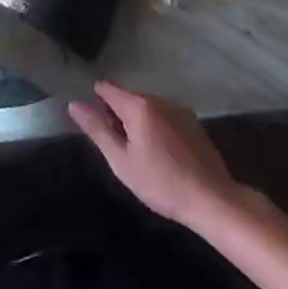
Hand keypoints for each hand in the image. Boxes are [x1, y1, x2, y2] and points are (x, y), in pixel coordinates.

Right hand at [69, 81, 240, 227]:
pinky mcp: (193, 122)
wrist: (212, 200)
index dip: (98, 103)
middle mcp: (159, 99)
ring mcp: (179, 109)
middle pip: (128, 98)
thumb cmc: (161, 183)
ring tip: (143, 156)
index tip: (100, 127)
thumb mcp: (121, 160)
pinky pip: (165, 116)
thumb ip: (97, 129)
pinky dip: (157, 128)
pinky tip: (164, 156)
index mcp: (138, 106)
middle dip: (119, 117)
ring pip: (147, 108)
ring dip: (139, 123)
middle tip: (122, 151)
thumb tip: (74, 104)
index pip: (107, 88)